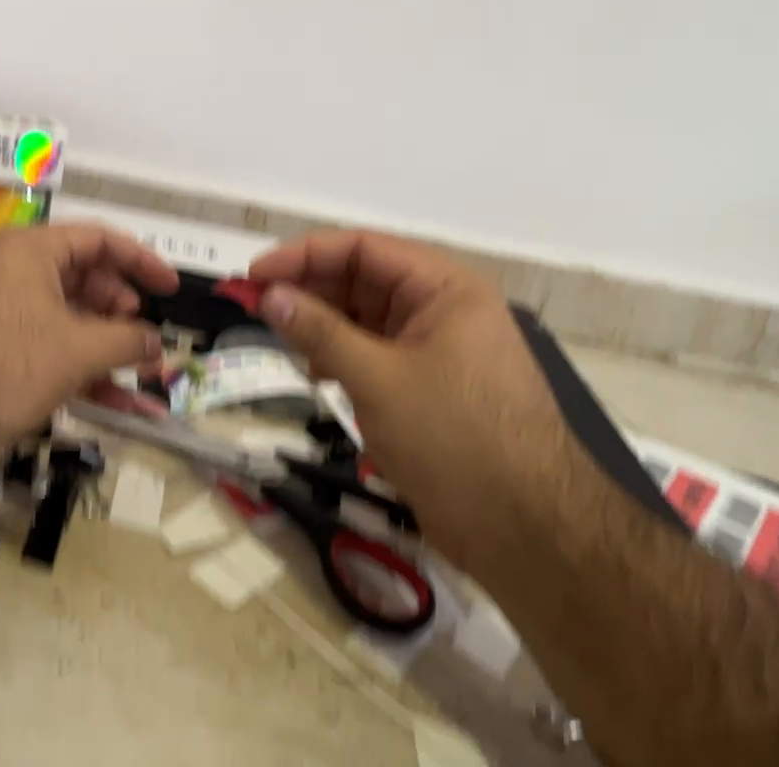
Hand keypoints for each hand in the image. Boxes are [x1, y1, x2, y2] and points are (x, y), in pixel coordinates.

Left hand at [0, 222, 176, 473]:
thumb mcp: (78, 351)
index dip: (141, 261)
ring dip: (107, 346)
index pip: (97, 239)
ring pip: (68, 318)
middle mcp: (14, 273)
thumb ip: (127, 340)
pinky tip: (117, 402)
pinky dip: (82, 369)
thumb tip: (157, 343)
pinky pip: (50, 347)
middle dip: (122, 310)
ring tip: (139, 372)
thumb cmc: (6, 368)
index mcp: (30, 252)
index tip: (171, 287)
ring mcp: (2, 312)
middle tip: (147, 335)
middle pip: (83, 278)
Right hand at [247, 231, 571, 573]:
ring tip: (281, 341)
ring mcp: (436, 349)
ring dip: (321, 325)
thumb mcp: (377, 378)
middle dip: (308, 290)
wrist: (525, 530)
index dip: (303, 255)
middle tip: (256, 308)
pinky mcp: (428, 387)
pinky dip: (340, 357)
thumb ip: (319, 331)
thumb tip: (268, 295)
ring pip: (365, 319)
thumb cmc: (453, 438)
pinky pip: (374, 354)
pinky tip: (315, 373)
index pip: (363, 248)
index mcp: (445, 288)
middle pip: (363, 280)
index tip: (253, 276)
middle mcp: (442, 308)